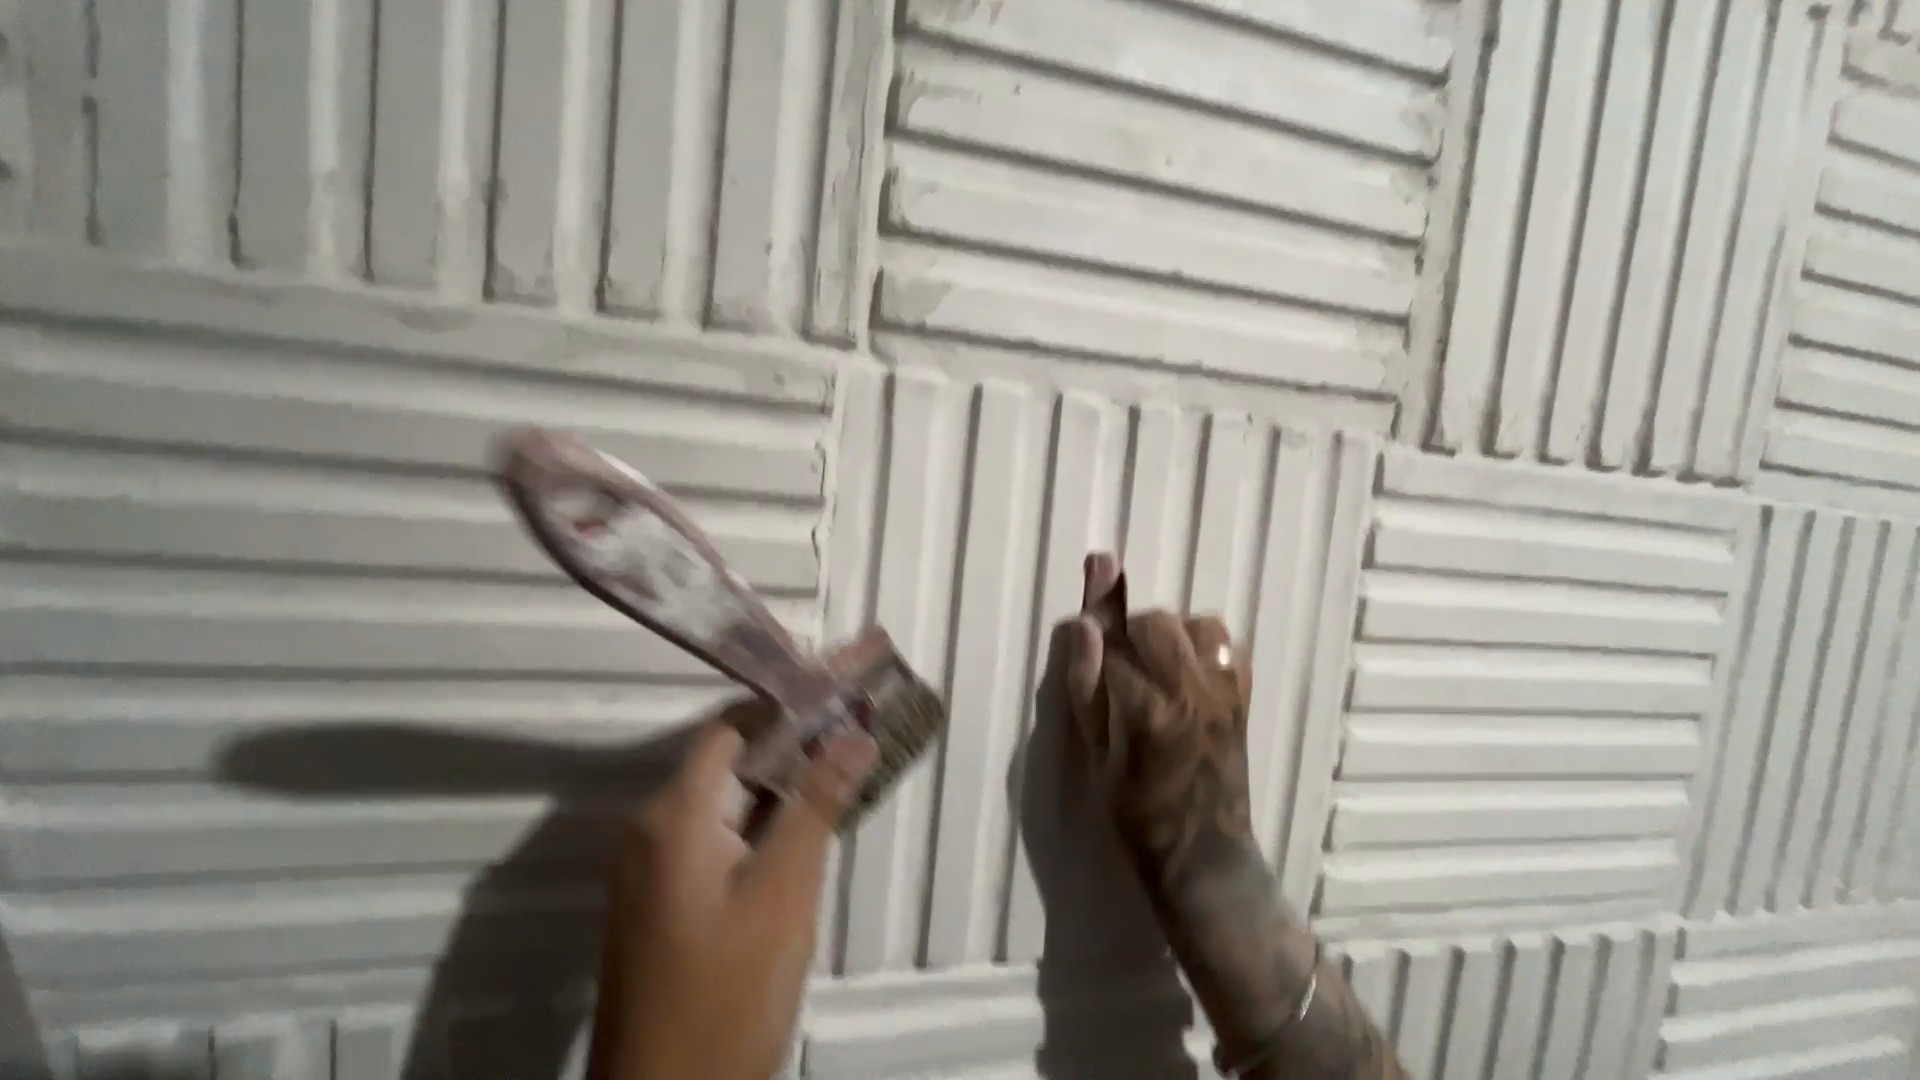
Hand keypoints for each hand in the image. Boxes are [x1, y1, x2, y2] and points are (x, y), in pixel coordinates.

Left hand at [588, 702, 877, 1079]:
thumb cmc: (729, 992)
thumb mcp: (785, 893)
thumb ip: (817, 804)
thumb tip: (854, 734)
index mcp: (673, 815)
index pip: (730, 728)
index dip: (785, 709)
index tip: (841, 701)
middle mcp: (649, 829)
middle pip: (726, 765)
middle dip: (791, 751)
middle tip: (856, 745)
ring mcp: (649, 870)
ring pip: (723, 806)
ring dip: (779, 793)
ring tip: (843, 785)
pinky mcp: (659, 904)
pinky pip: (712, 842)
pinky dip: (757, 831)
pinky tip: (804, 840)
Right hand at [1063, 552, 1253, 880]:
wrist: (1206, 857)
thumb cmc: (1138, 815)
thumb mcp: (1097, 758)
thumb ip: (1087, 687)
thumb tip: (1083, 625)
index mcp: (1148, 711)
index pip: (1114, 645)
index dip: (1096, 639)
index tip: (1087, 641)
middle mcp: (1192, 693)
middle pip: (1158, 622)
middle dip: (1131, 632)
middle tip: (1122, 663)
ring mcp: (1225, 693)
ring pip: (1200, 625)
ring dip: (1173, 634)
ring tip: (1158, 664)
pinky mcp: (1243, 699)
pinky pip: (1230, 646)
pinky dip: (1206, 647)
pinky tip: (1188, 673)